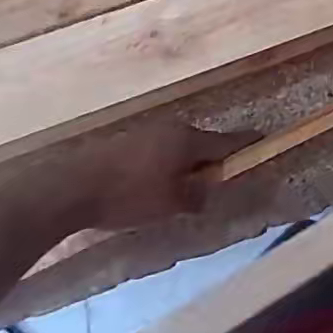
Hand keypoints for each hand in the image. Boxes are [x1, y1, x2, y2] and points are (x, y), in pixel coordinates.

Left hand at [12, 121, 260, 232]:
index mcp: (188, 140)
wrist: (69, 188)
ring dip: (184, 163)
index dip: (246, 144)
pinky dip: (164, 164)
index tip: (263, 140)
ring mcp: (146, 131)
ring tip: (181, 188)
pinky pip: (157, 150)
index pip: (227, 141)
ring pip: (178, 147)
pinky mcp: (126, 141)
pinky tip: (152, 185)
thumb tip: (208, 190)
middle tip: (217, 180)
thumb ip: (197, 195)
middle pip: (202, 143)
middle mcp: (171, 128)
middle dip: (211, 159)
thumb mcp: (171, 203)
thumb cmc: (128, 195)